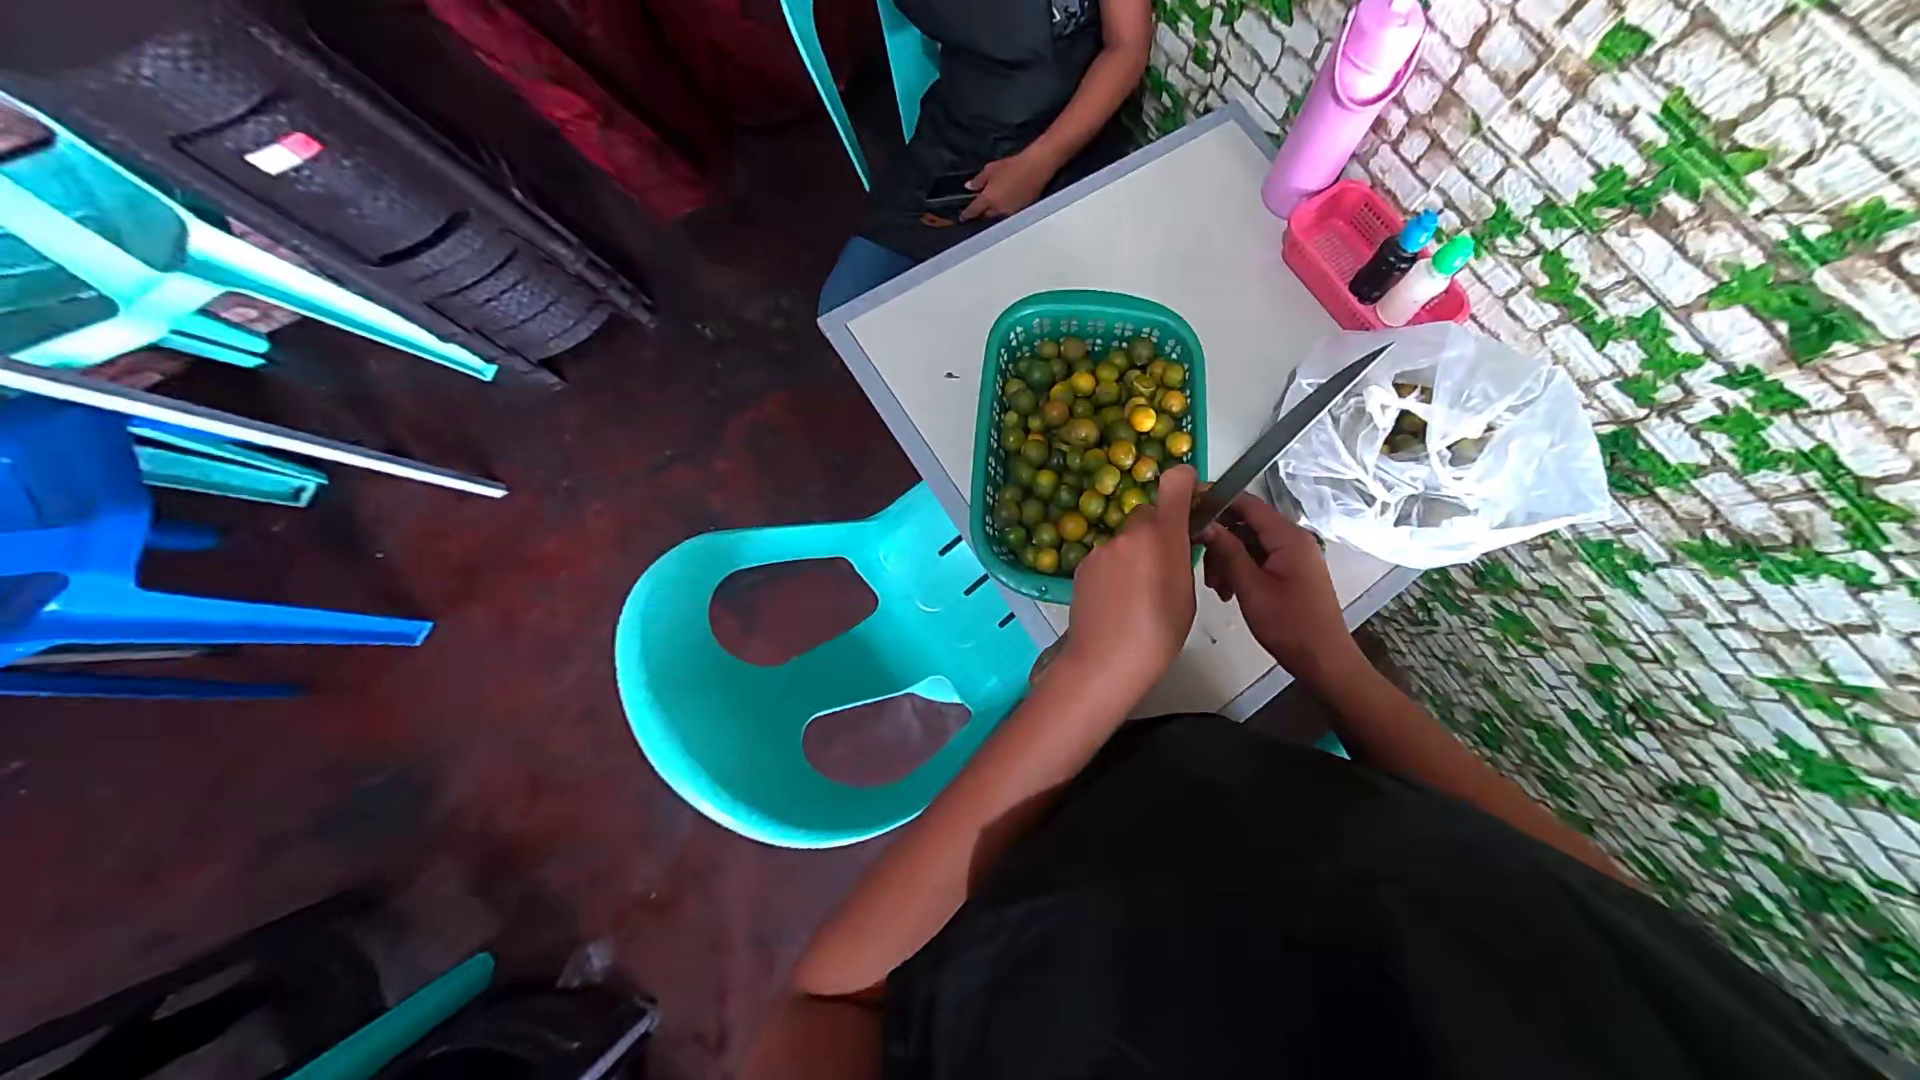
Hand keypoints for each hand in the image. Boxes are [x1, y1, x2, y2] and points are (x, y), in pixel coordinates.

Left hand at [960, 149, 1057, 220]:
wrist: (1035, 167)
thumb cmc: (1011, 166)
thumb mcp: (991, 169)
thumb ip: (978, 180)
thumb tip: (968, 187)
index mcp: (988, 199)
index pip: (974, 210)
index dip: (966, 214)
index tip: (962, 217)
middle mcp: (998, 210)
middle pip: (986, 215)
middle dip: (982, 212)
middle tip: (980, 206)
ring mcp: (1009, 212)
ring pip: (997, 215)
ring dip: (994, 211)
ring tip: (994, 203)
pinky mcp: (1020, 211)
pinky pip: (1008, 213)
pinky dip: (1005, 209)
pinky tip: (1007, 201)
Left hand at [1058, 466, 1199, 697]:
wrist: (1105, 661)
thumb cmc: (1158, 633)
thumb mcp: (1186, 593)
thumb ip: (1182, 557)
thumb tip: (1178, 543)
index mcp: (1161, 535)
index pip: (1175, 482)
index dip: (1185, 484)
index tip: (1191, 499)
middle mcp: (1128, 533)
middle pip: (1147, 515)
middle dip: (1158, 531)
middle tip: (1166, 563)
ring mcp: (1101, 548)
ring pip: (1126, 539)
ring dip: (1135, 553)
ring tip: (1140, 593)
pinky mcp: (1082, 565)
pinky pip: (1106, 557)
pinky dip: (1114, 569)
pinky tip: (1117, 600)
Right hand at [1198, 495, 1365, 685]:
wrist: (1323, 659)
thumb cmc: (1288, 624)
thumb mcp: (1250, 587)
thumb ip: (1227, 551)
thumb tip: (1204, 524)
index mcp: (1288, 537)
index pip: (1247, 503)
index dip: (1216, 501)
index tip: (1186, 510)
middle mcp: (1292, 539)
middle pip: (1245, 523)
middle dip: (1218, 539)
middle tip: (1198, 564)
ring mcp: (1292, 554)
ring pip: (1247, 542)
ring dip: (1226, 558)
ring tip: (1216, 587)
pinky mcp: (1289, 569)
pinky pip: (1257, 557)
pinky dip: (1238, 569)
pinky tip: (1228, 591)